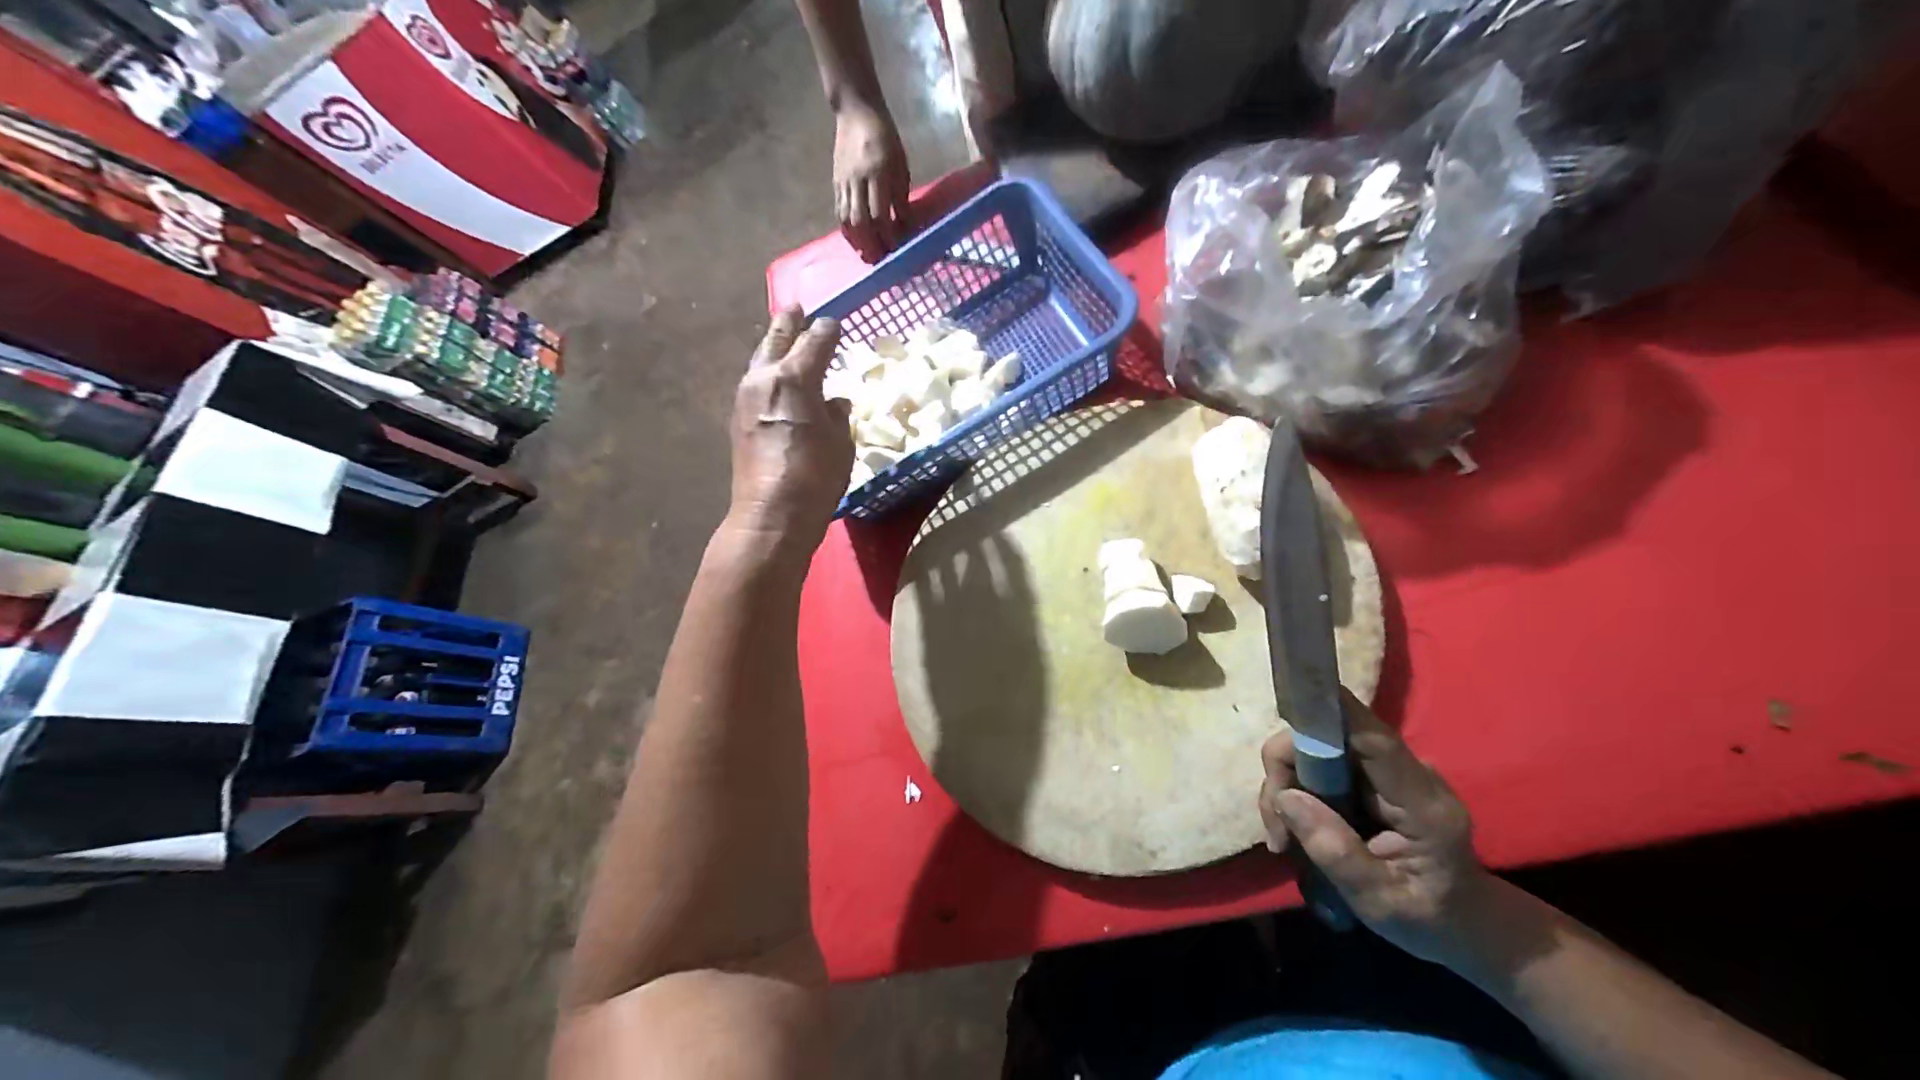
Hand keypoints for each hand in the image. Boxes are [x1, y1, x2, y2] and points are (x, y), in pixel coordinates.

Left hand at [725, 307, 853, 555]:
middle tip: (797, 308)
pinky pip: (754, 382)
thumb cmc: (816, 477)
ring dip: (774, 346)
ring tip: (784, 338)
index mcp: (796, 377)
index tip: (836, 325)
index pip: (816, 339)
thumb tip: (833, 403)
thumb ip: (837, 415)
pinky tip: (775, 380)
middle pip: (777, 338)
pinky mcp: (737, 418)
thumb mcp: (841, 443)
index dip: (829, 330)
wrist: (771, 514)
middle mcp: (765, 378)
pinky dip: (766, 372)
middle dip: (790, 323)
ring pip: (760, 359)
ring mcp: (746, 397)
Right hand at [833, 102, 909, 255]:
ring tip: (866, 254)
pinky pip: (839, 211)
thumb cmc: (885, 137)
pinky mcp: (835, 182)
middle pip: (860, 221)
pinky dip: (847, 229)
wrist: (855, 111)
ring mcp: (843, 182)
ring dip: (857, 241)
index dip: (888, 234)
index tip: (896, 248)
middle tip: (880, 259)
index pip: (880, 213)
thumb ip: (901, 195)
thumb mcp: (900, 163)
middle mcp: (857, 180)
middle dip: (871, 244)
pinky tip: (855, 239)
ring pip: (846, 219)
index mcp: (877, 172)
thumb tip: (905, 225)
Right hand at [1258, 689, 1489, 964]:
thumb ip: (1336, 851)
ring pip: (1314, 753)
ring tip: (1282, 840)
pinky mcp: (1370, 778)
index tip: (1290, 704)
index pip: (1375, 739)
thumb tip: (1286, 797)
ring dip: (1285, 788)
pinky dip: (1295, 793)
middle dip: (1286, 773)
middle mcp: (1406, 775)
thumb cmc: (1431, 920)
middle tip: (1276, 831)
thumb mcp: (1380, 903)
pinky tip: (1293, 829)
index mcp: (1423, 803)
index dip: (1332, 711)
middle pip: (1329, 742)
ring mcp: (1386, 774)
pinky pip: (1318, 767)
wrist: (1466, 926)